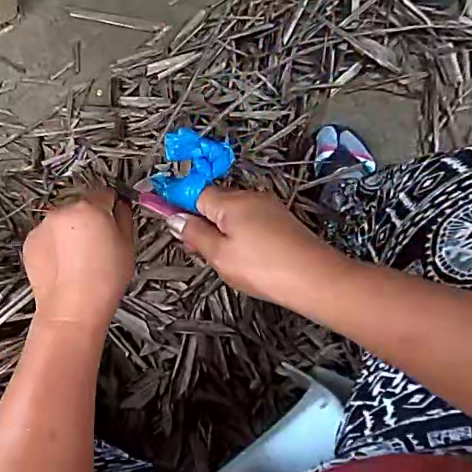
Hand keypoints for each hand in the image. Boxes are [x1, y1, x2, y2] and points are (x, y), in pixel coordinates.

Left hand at [21, 188, 134, 328]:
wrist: (72, 309)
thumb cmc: (100, 282)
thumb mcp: (127, 245)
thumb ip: (124, 217)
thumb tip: (120, 207)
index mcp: (90, 208)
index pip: (105, 192)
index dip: (113, 205)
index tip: (115, 213)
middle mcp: (63, 212)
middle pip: (82, 206)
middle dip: (91, 220)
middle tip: (101, 244)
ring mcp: (43, 227)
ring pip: (64, 221)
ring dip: (72, 232)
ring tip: (84, 258)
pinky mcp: (31, 242)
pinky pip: (48, 236)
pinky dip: (57, 245)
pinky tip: (69, 264)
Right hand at [170, 188, 351, 305]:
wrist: (314, 279)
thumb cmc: (269, 268)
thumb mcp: (220, 255)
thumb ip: (194, 234)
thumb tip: (175, 219)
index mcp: (232, 201)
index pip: (193, 192)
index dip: (175, 202)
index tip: (157, 206)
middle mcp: (252, 197)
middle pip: (213, 202)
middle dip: (199, 222)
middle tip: (194, 248)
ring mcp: (269, 208)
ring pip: (232, 214)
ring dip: (220, 231)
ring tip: (223, 260)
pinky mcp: (281, 222)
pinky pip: (250, 222)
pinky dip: (240, 236)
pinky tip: (243, 258)